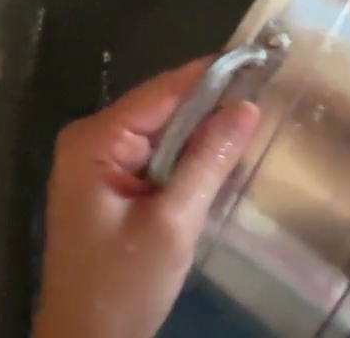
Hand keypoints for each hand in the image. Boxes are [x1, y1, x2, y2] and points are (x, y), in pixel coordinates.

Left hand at [34, 60, 260, 337]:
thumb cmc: (123, 287)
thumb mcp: (174, 223)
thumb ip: (209, 160)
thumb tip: (247, 106)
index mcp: (95, 140)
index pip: (162, 91)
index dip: (210, 76)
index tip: (256, 62)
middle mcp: (90, 137)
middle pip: (160, 105)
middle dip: (208, 104)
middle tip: (260, 96)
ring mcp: (94, 159)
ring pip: (160, 128)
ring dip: (199, 130)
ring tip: (247, 120)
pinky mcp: (105, 180)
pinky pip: (152, 150)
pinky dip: (183, 152)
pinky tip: (214, 154)